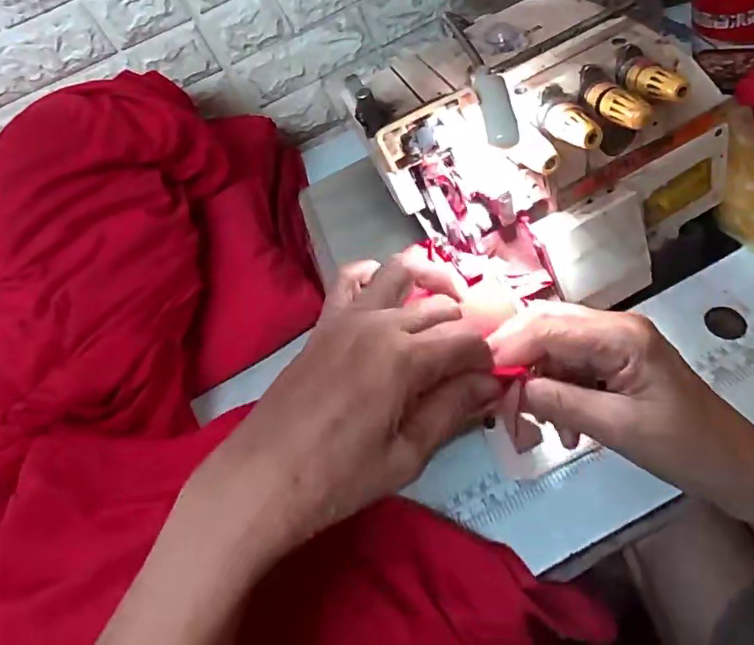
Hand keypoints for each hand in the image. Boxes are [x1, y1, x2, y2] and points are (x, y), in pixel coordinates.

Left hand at [196, 249, 503, 557]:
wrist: (260, 480)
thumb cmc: (336, 480)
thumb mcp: (405, 456)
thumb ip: (451, 410)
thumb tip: (491, 383)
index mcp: (405, 358)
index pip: (466, 341)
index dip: (487, 360)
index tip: (492, 382)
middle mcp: (381, 323)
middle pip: (442, 307)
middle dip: (466, 329)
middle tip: (471, 363)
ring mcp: (350, 316)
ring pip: (403, 273)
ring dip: (432, 282)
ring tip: (447, 308)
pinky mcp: (326, 321)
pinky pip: (352, 277)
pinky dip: (376, 274)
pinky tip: (387, 295)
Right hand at [488, 302, 753, 522]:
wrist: (737, 467)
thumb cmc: (687, 447)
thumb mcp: (621, 429)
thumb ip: (564, 403)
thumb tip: (513, 388)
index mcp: (620, 333)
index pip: (548, 326)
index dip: (509, 347)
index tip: (480, 378)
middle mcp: (614, 326)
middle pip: (547, 327)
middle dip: (518, 360)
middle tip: (497, 400)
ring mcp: (616, 342)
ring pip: (555, 348)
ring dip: (537, 382)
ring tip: (528, 426)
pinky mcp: (617, 362)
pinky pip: (572, 367)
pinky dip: (557, 393)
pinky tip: (562, 430)